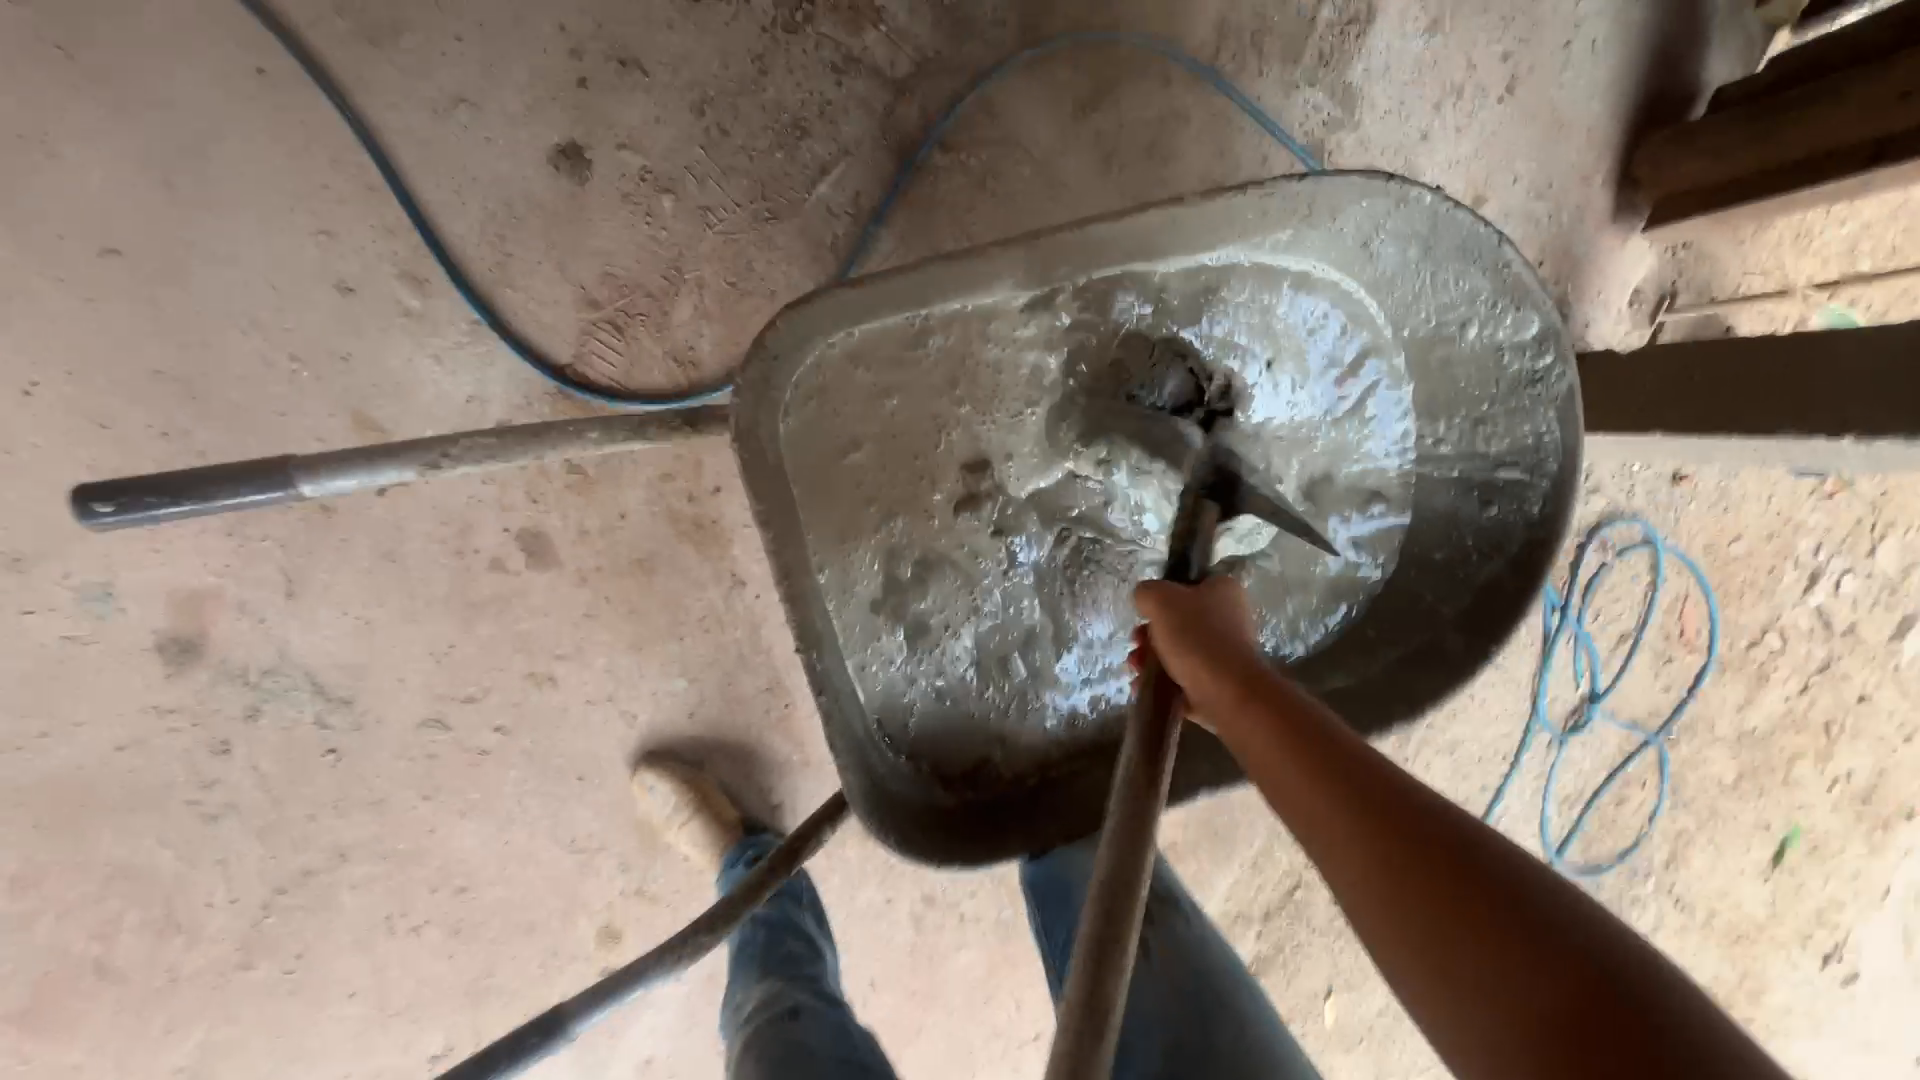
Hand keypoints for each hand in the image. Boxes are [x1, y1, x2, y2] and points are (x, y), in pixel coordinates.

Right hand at [1130, 577, 1271, 728]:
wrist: (1226, 693)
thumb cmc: (1196, 637)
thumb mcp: (1161, 599)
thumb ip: (1146, 592)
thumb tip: (1144, 601)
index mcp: (1223, 590)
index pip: (1188, 585)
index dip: (1162, 597)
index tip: (1146, 612)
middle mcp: (1228, 619)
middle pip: (1177, 621)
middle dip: (1149, 635)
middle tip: (1137, 642)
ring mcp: (1222, 654)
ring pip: (1175, 652)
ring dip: (1148, 659)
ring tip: (1136, 668)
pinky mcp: (1215, 684)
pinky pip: (1180, 678)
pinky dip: (1160, 682)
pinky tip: (1142, 686)